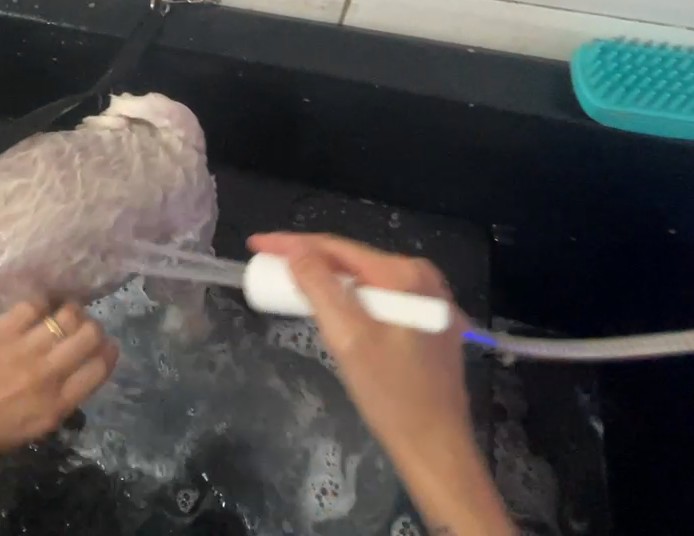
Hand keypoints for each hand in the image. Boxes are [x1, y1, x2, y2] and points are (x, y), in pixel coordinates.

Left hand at [0, 301, 119, 474]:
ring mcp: (24, 350)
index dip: (108, 352)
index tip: (106, 345)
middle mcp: (47, 375)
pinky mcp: (0, 330)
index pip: (99, 369)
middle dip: (93, 328)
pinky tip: (36, 309)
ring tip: (63, 313)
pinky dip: (41, 303)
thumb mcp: (32, 428)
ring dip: (71, 311)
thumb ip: (57, 400)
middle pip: (90, 335)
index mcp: (55, 407)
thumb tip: (74, 371)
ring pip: (67, 314)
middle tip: (83, 328)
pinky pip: (33, 305)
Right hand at [249, 232, 468, 453]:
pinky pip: (375, 294)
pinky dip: (346, 294)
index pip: (336, 247)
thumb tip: (294, 251)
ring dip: (323, 276)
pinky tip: (324, 300)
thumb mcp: (347, 336)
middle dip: (306, 258)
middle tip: (267, 262)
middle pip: (349, 259)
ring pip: (361, 277)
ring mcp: (428, 299)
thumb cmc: (391, 394)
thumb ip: (318, 285)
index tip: (256, 244)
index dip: (291, 243)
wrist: (437, 450)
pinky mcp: (426, 320)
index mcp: (405, 274)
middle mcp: (421, 277)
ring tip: (286, 277)